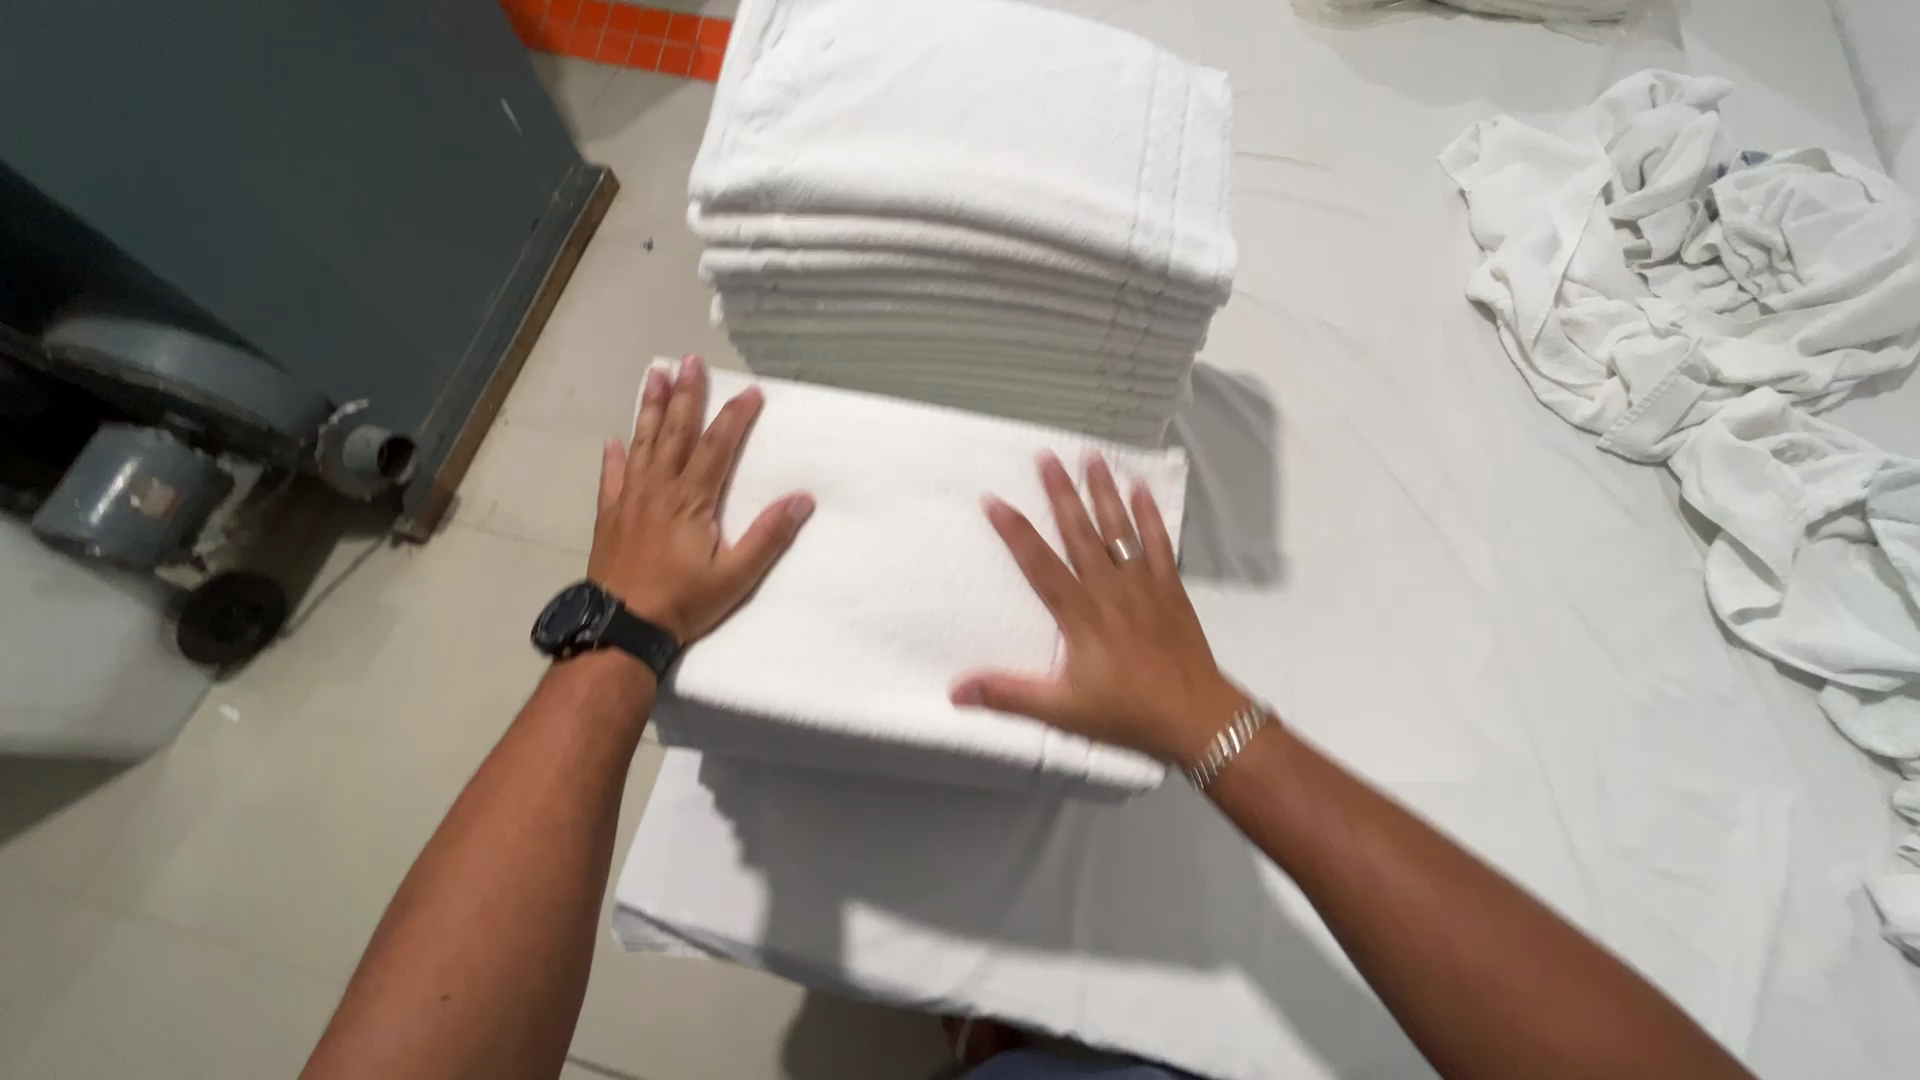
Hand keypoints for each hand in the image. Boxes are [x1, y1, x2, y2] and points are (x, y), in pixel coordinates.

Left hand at [587, 355, 813, 643]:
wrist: (622, 626)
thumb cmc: (684, 601)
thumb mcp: (737, 575)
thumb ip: (769, 535)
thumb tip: (802, 499)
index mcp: (692, 500)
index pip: (718, 447)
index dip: (735, 416)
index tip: (751, 392)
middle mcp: (659, 489)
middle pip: (675, 433)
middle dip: (686, 395)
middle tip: (689, 361)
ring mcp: (630, 501)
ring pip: (641, 444)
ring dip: (649, 409)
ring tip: (654, 376)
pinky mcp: (610, 517)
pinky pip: (611, 479)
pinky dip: (614, 457)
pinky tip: (614, 440)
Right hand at [951, 451, 1243, 764]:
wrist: (1197, 718)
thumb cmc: (1126, 713)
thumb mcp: (1062, 711)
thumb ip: (1008, 696)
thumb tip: (954, 691)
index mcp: (1080, 614)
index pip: (1039, 564)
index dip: (1014, 531)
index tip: (994, 500)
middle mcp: (1109, 589)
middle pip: (1080, 532)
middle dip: (1060, 492)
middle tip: (1046, 456)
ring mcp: (1144, 585)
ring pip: (1119, 529)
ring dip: (1103, 491)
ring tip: (1092, 456)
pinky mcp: (1171, 588)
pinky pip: (1159, 542)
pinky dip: (1149, 514)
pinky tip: (1141, 488)